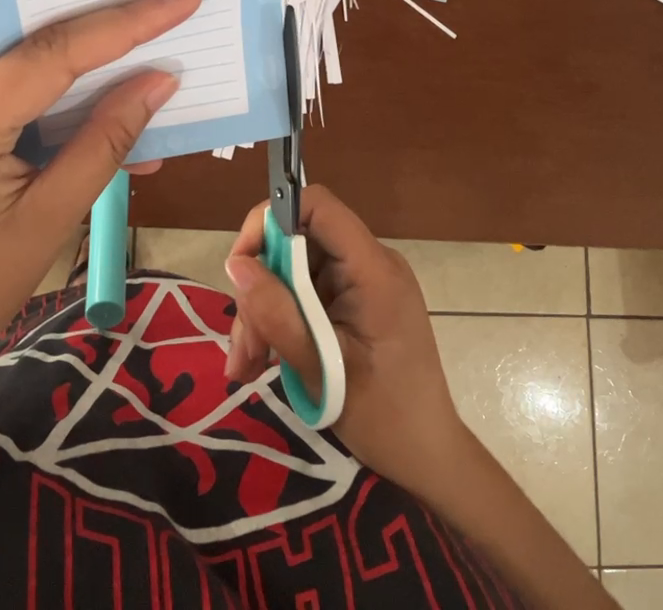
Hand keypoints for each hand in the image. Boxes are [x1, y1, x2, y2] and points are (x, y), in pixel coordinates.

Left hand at [0, 0, 200, 360]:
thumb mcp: (52, 216)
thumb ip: (106, 142)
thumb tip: (159, 83)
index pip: (52, 52)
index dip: (123, 23)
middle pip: (21, 32)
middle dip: (92, 15)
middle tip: (154, 1)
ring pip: (6, 48)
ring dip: (68, 50)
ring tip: (131, 51)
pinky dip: (41, 85)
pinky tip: (87, 105)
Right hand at [223, 185, 471, 495]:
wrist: (426, 456)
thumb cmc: (383, 417)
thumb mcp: (321, 368)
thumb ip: (278, 314)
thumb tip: (236, 264)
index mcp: (373, 270)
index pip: (316, 206)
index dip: (271, 221)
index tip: (241, 265)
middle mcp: (368, 265)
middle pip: (295, 245)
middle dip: (259, 289)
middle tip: (244, 347)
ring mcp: (360, 285)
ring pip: (291, 273)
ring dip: (262, 315)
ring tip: (247, 367)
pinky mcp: (352, 304)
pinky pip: (302, 296)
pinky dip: (277, 324)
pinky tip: (260, 364)